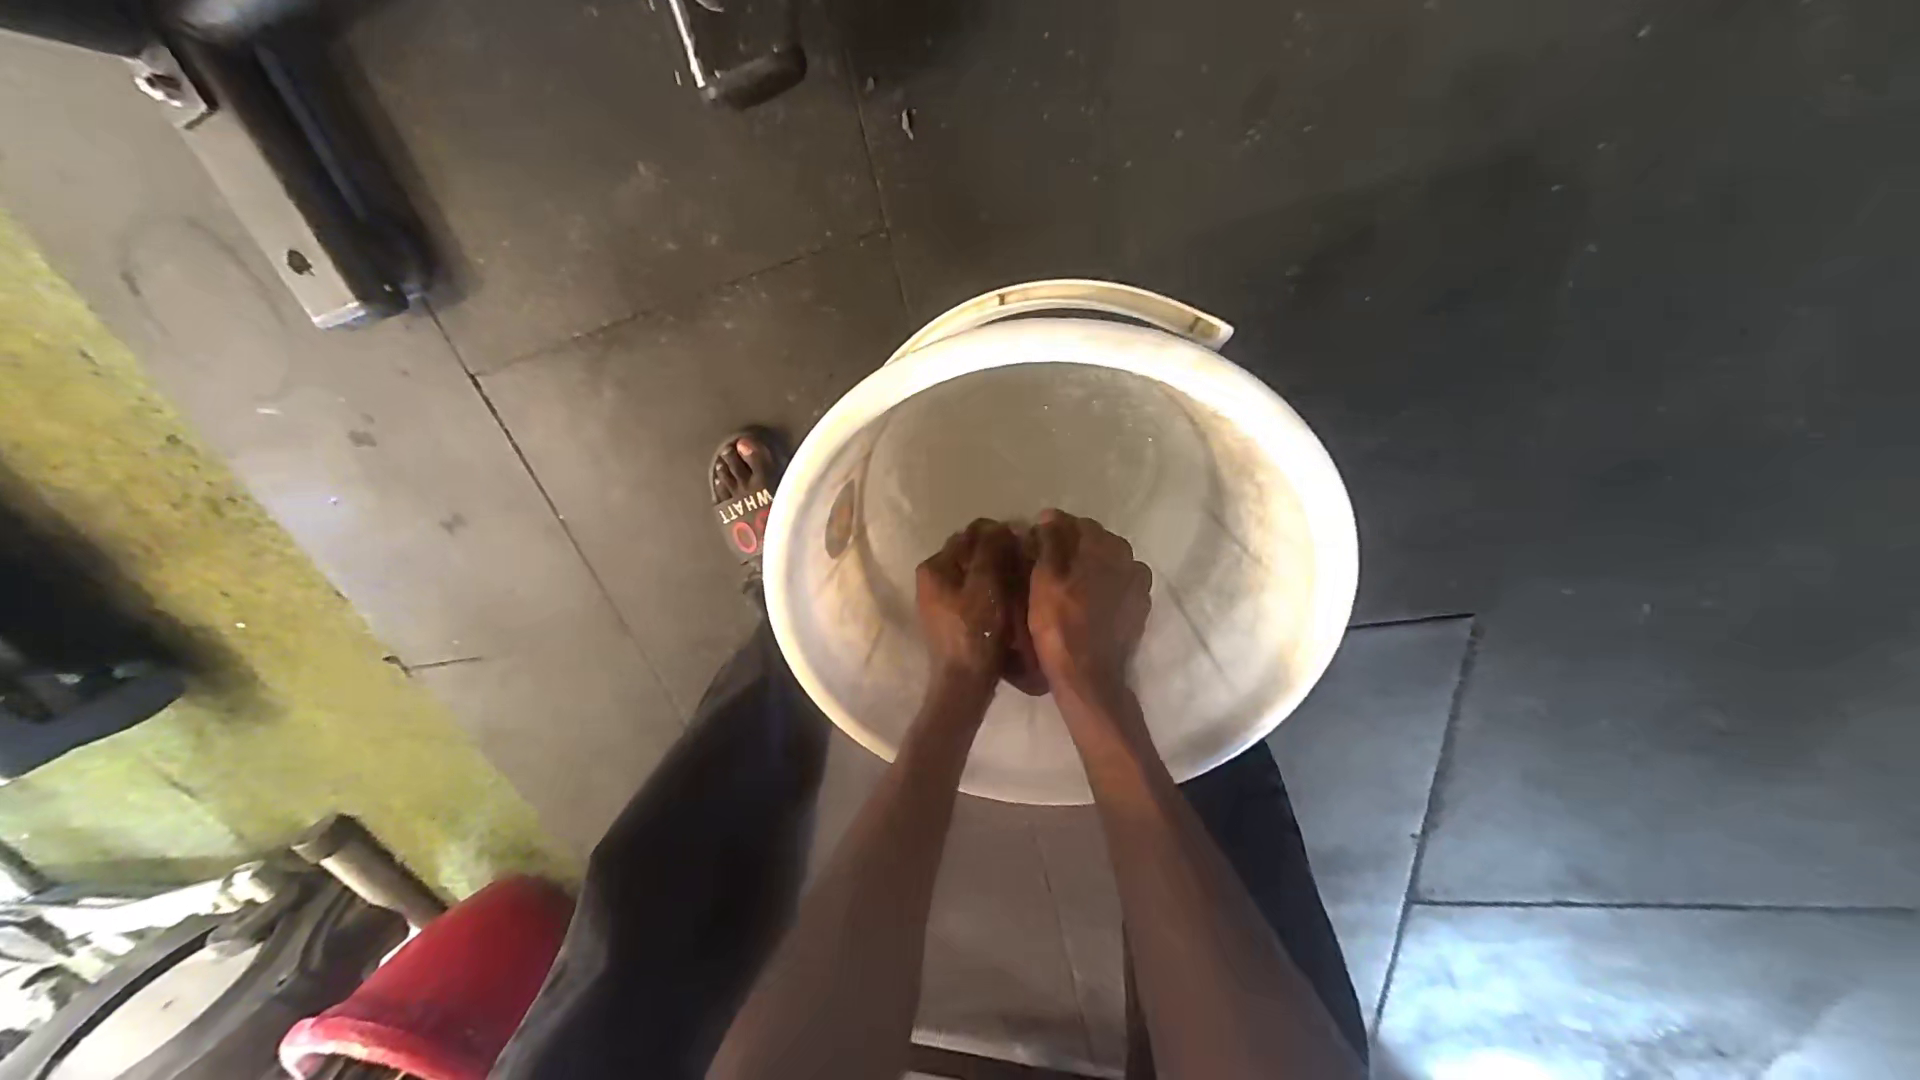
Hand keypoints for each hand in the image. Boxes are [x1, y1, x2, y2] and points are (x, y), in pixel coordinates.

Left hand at [916, 519, 1022, 690]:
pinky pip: (972, 593)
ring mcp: (938, 601)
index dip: (1001, 536)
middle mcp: (931, 579)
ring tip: (1019, 582)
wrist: (965, 682)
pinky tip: (1008, 601)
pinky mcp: (950, 619)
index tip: (1024, 547)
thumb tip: (1000, 526)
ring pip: (973, 574)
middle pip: (971, 553)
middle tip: (1025, 564)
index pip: (972, 534)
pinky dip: (990, 591)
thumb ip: (991, 549)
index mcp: (935, 566)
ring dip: (995, 573)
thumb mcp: (987, 584)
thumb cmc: (976, 631)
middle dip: (997, 554)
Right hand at [1027, 510, 1152, 703]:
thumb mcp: (1044, 579)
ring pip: (1107, 564)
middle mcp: (1128, 559)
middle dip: (1070, 547)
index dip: (1051, 531)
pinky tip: (1083, 601)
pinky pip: (1117, 587)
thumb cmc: (1059, 624)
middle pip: (1094, 542)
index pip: (1075, 524)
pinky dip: (1100, 587)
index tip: (1032, 543)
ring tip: (1064, 583)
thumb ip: (1049, 542)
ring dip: (1087, 567)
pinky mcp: (1138, 609)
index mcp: (1105, 546)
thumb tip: (1051, 516)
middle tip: (1044, 563)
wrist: (1088, 676)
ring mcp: (1138, 586)